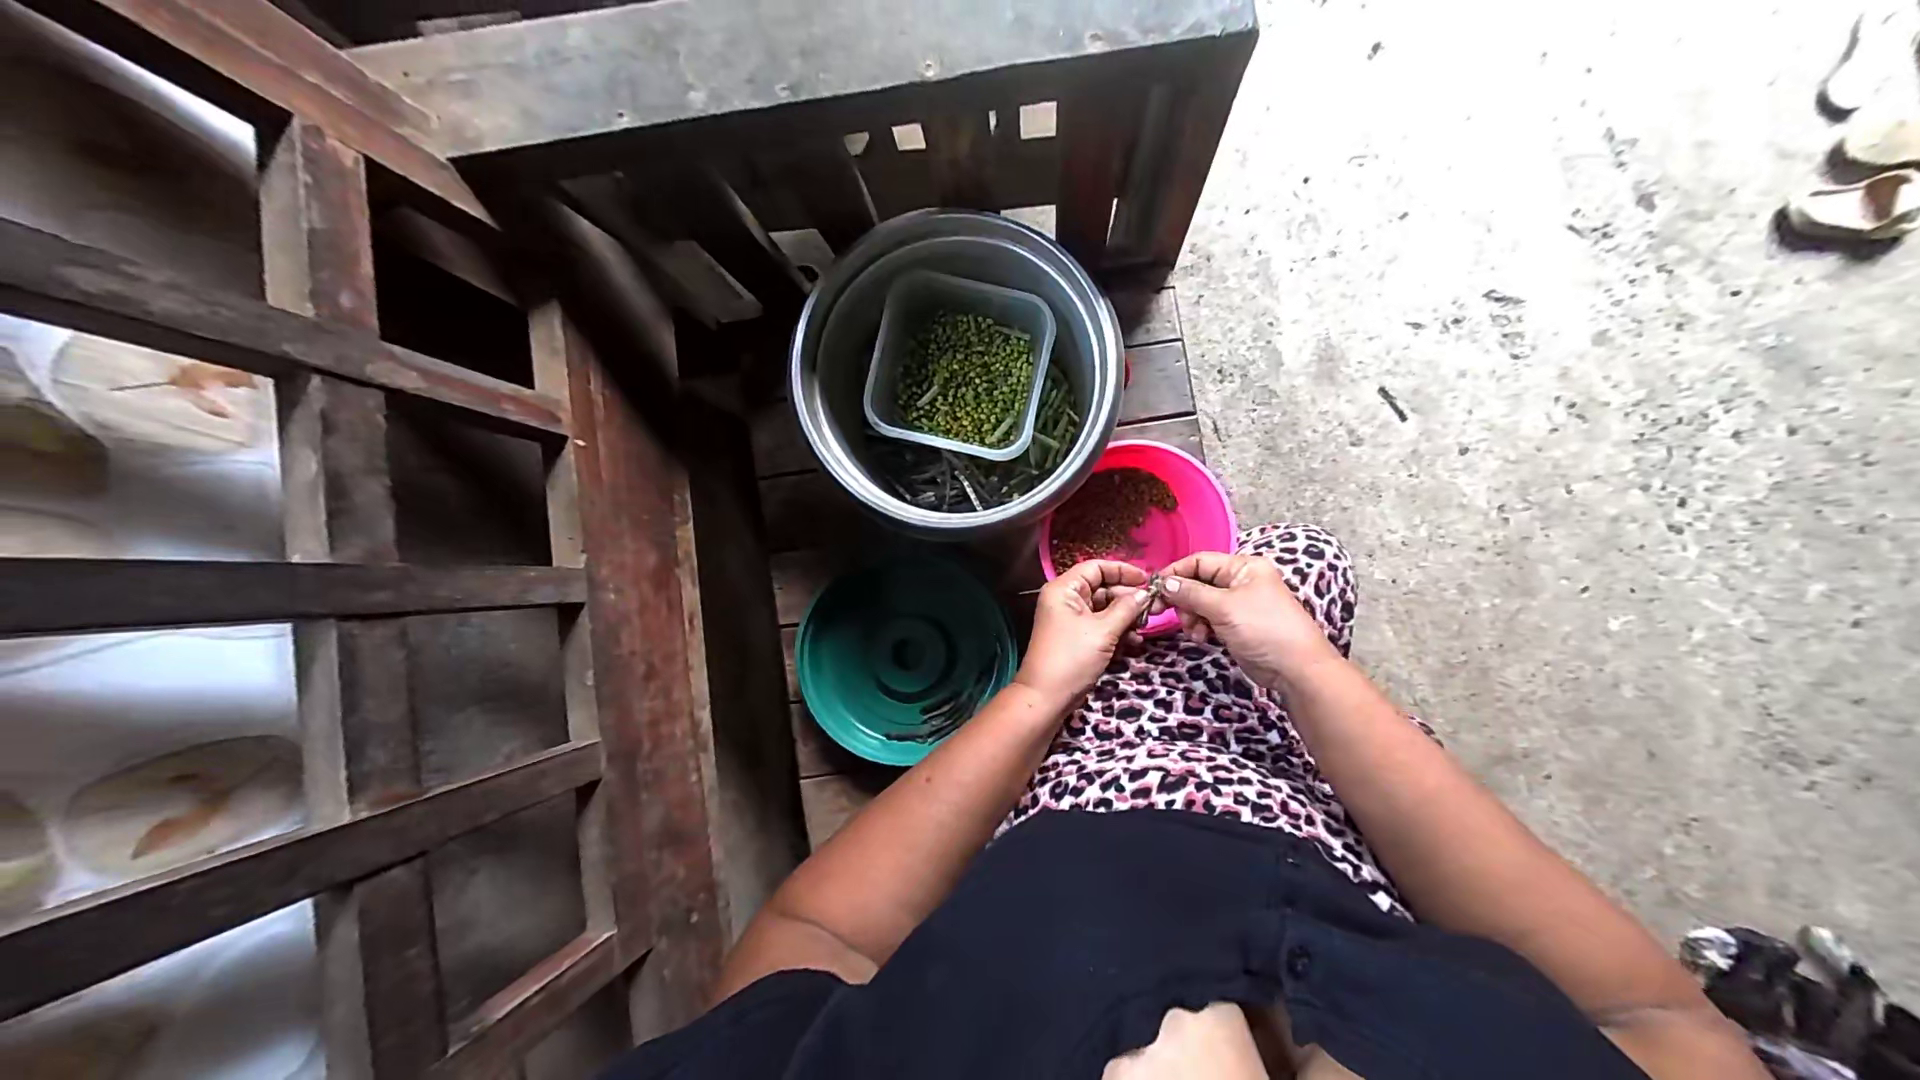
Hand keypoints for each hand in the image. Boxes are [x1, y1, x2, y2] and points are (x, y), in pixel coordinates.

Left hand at [1014, 560, 1152, 707]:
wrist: (1046, 696)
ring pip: (1104, 609)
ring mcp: (1070, 619)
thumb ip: (1126, 609)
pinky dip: (1116, 631)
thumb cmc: (1072, 658)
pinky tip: (1134, 642)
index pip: (1096, 567)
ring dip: (1125, 617)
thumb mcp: (1103, 631)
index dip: (1122, 571)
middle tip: (1150, 609)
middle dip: (1127, 598)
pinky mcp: (1077, 638)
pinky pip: (1100, 626)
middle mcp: (1065, 599)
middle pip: (1102, 587)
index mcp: (1064, 589)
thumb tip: (1145, 593)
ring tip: (1143, 628)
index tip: (1147, 580)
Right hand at [1156, 552, 1341, 691]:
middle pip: (1197, 582)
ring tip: (1195, 631)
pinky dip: (1200, 626)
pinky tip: (1202, 637)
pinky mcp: (1234, 624)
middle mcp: (1240, 581)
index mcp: (1243, 567)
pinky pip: (1207, 618)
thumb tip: (1163, 582)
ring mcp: (1237, 603)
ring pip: (1199, 602)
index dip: (1176, 573)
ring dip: (1191, 616)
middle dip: (1183, 599)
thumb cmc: (1264, 629)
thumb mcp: (1224, 607)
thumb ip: (1191, 592)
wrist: (1296, 669)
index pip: (1199, 561)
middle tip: (1168, 614)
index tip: (1155, 589)